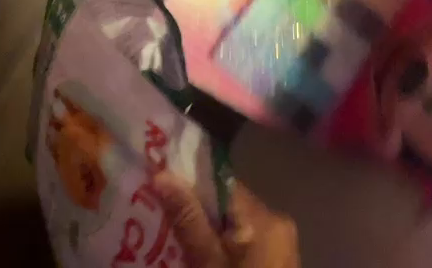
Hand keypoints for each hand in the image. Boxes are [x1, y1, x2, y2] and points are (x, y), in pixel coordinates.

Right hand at [153, 174, 299, 267]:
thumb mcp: (208, 265)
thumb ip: (188, 220)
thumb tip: (161, 173)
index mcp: (265, 217)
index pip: (218, 181)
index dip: (186, 181)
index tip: (155, 183)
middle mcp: (276, 223)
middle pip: (223, 202)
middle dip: (190, 208)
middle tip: (154, 211)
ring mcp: (277, 246)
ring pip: (228, 223)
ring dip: (200, 229)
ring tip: (166, 233)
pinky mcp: (273, 263)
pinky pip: (239, 242)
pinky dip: (216, 246)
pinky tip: (192, 255)